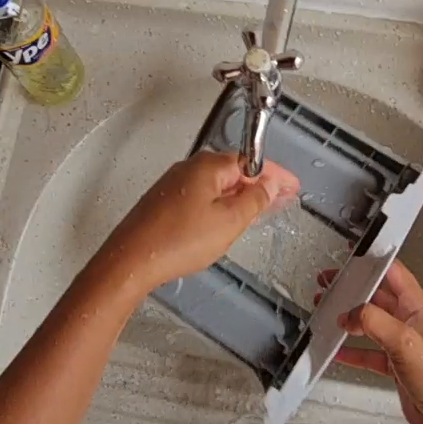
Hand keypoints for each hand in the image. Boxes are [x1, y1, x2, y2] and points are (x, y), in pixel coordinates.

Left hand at [87, 151, 299, 298]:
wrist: (131, 261)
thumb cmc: (176, 241)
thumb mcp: (229, 221)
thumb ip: (254, 200)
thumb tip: (270, 184)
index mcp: (207, 166)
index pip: (251, 162)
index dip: (274, 175)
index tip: (291, 186)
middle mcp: (189, 169)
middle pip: (233, 171)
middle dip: (260, 185)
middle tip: (281, 198)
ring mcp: (174, 185)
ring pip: (217, 185)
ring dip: (241, 196)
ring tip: (260, 211)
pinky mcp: (165, 203)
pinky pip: (202, 197)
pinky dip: (221, 205)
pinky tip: (227, 221)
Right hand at [326, 260, 422, 423]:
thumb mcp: (404, 342)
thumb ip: (373, 321)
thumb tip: (349, 313)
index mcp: (418, 307)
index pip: (394, 273)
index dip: (373, 261)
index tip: (352, 254)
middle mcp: (411, 321)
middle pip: (378, 296)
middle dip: (354, 289)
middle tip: (331, 283)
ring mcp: (403, 343)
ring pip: (371, 322)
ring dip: (350, 317)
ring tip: (329, 311)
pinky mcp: (396, 364)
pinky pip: (369, 351)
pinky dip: (353, 349)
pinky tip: (339, 350)